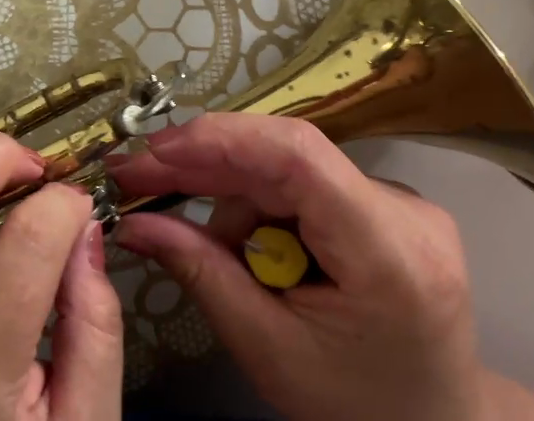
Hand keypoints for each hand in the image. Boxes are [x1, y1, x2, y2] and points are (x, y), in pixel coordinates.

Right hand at [111, 115, 533, 420]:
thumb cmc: (353, 403)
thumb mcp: (267, 349)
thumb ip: (201, 273)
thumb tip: (130, 222)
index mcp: (390, 254)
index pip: (300, 157)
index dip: (220, 139)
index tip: (153, 152)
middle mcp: (403, 209)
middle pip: (281, 156)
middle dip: (202, 165)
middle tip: (133, 178)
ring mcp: (397, 200)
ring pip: (281, 166)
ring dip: (227, 193)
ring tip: (206, 246)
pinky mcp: (381, 202)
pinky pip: (298, 181)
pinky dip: (254, 203)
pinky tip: (239, 242)